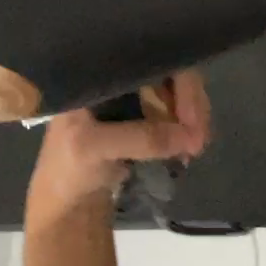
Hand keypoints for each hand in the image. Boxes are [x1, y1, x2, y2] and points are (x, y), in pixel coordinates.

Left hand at [25, 71, 210, 227]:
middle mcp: (117, 76)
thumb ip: (140, 137)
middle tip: (200, 138)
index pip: (147, 56)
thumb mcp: (93, 149)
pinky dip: (188, 126)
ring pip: (178, 92)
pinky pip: (177, 111)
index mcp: (95, 72)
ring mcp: (133, 96)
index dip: (177, 80)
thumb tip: (192, 135)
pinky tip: (190, 146)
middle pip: (169, 71)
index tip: (190, 117)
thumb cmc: (66, 171)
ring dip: (193, 116)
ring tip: (196, 146)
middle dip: (191, 102)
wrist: (66, 210)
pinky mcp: (145, 118)